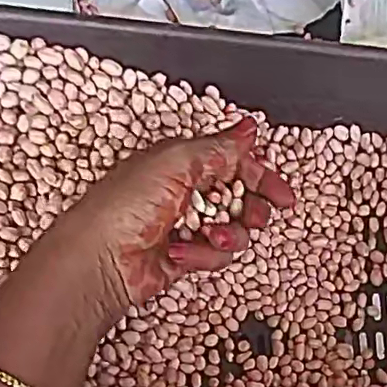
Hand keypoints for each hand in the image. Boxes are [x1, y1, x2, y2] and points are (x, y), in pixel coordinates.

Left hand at [29, 117, 295, 322]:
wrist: (103, 258)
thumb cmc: (123, 207)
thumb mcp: (176, 162)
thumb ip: (219, 148)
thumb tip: (249, 128)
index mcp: (186, 163)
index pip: (237, 165)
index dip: (263, 179)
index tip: (282, 196)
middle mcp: (191, 193)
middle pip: (243, 202)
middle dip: (249, 213)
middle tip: (248, 218)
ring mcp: (190, 227)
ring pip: (235, 233)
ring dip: (226, 237)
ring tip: (206, 236)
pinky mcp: (189, 256)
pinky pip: (216, 257)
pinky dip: (202, 257)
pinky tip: (179, 253)